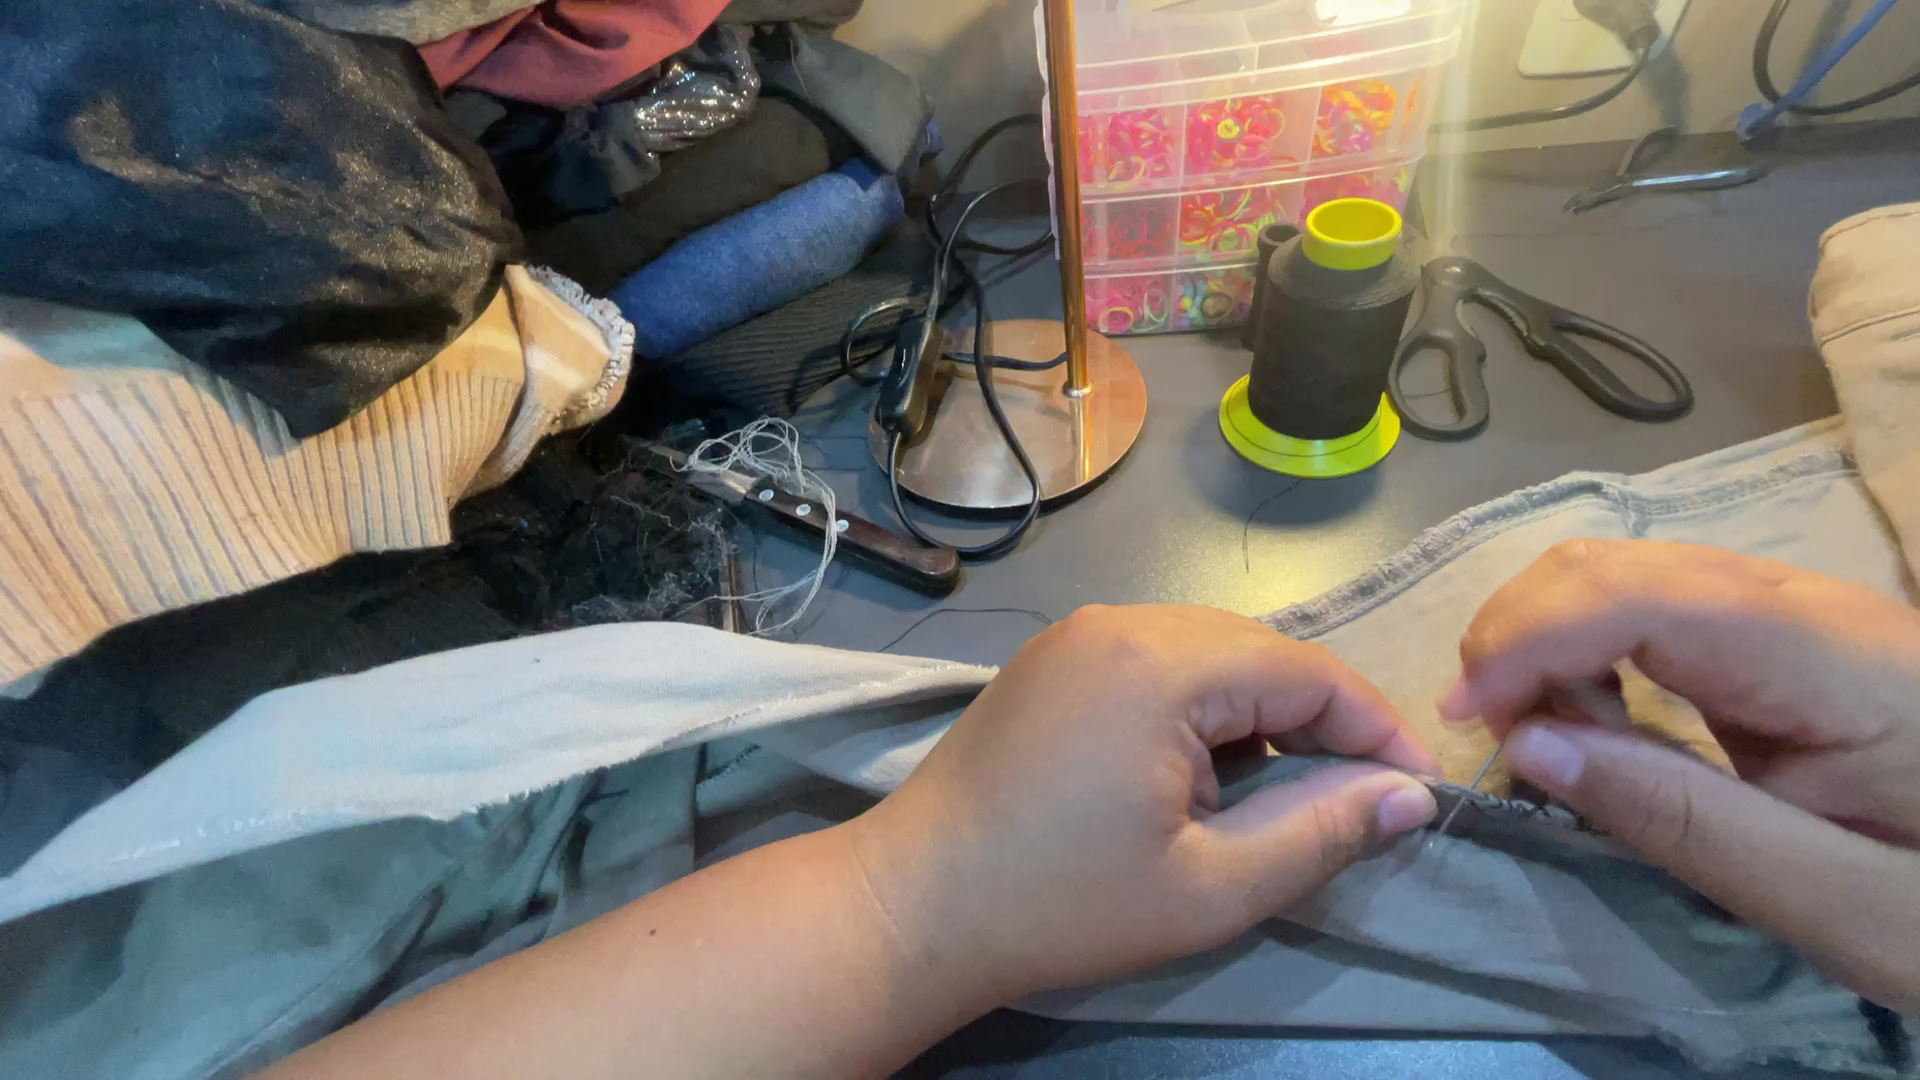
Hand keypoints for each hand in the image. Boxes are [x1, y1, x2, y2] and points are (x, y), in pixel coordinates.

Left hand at [848, 604, 1438, 1004]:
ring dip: (1250, 709)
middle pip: (1251, 649)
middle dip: (1312, 715)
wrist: (920, 897)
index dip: (1370, 724)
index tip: (1412, 790)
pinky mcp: (1050, 657)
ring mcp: (1074, 634)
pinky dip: (1191, 702)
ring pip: (1201, 650)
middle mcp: (1114, 622)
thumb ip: (1319, 830)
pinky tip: (1190, 766)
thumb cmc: (1062, 901)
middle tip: (1346, 795)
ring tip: (1265, 790)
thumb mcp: (1209, 885)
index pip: (1301, 667)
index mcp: (1156, 660)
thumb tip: (1406, 795)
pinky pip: (1150, 658)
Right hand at [1440, 539, 1919, 1011]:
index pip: (1638, 600)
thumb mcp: (1853, 909)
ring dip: (1531, 640)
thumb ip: (1687, 825)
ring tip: (1535, 723)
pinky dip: (1564, 644)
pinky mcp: (1752, 621)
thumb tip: (1523, 744)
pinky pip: (1620, 598)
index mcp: (1842, 663)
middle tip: (1495, 728)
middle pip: (1601, 567)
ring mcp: (1775, 602)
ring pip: (1599, 572)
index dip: (1527, 640)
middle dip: (1513, 637)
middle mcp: (1801, 602)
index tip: (1470, 719)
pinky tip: (1583, 706)